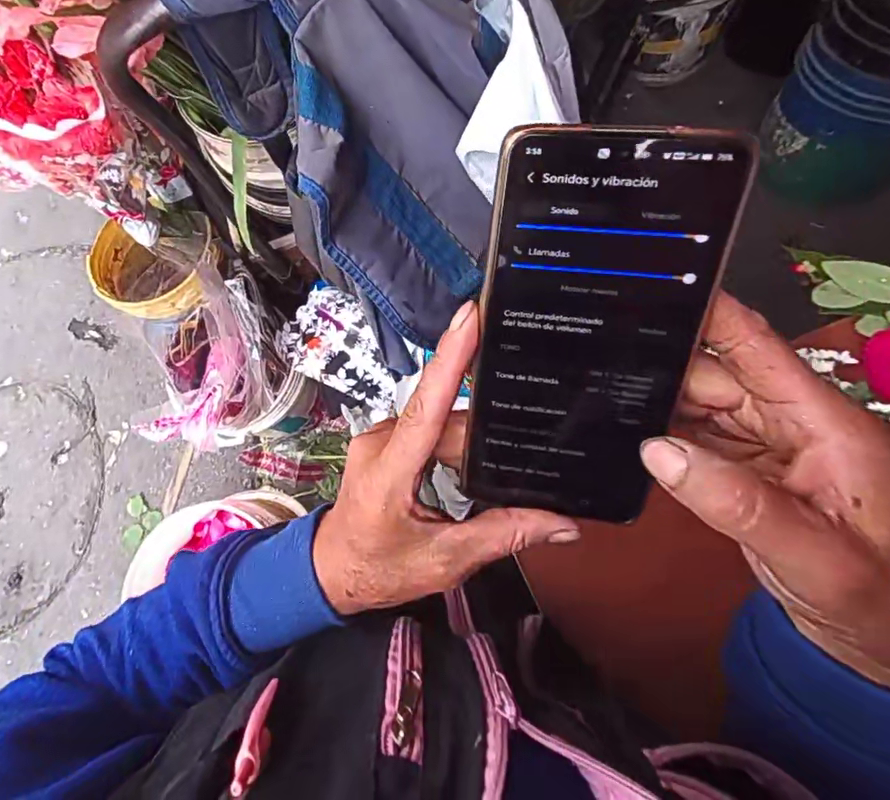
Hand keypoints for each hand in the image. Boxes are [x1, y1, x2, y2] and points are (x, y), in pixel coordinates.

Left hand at [312, 302, 580, 614]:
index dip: (451, 356)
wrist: (328, 574)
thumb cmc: (377, 570)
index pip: (426, 403)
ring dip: (467, 446)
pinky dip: (453, 445)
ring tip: (483, 479)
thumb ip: (504, 535)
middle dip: (482, 437)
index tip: (470, 315)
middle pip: (446, 418)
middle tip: (516, 457)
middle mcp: (381, 441)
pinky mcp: (386, 438)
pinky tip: (467, 468)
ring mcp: (380, 436)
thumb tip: (561, 525)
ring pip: (441, 423)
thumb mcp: (445, 561)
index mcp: (390, 471)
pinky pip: (429, 427)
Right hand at [645, 293, 889, 709]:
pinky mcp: (754, 477)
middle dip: (669, 362)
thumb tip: (660, 451)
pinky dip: (671, 437)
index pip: (760, 348)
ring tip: (608, 390)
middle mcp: (796, 425)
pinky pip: (704, 442)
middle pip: (720, 374)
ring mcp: (773, 450)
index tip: (659, 286)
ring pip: (706, 406)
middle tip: (604, 357)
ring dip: (664, 400)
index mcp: (826, 424)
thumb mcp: (822, 563)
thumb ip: (739, 505)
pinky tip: (635, 433)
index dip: (713, 312)